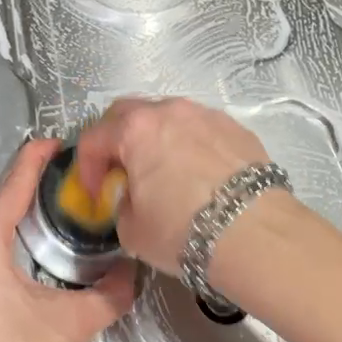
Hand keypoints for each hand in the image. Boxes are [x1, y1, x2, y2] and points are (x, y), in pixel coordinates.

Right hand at [72, 97, 269, 275]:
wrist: (255, 230)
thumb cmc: (184, 230)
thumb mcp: (133, 232)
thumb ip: (122, 206)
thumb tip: (132, 198)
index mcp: (136, 130)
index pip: (95, 137)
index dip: (86, 166)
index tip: (93, 193)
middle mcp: (169, 110)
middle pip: (129, 113)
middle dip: (117, 139)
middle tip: (120, 171)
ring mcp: (205, 113)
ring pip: (169, 116)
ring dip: (156, 138)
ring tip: (164, 172)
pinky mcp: (235, 126)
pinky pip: (201, 129)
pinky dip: (191, 145)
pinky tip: (200, 176)